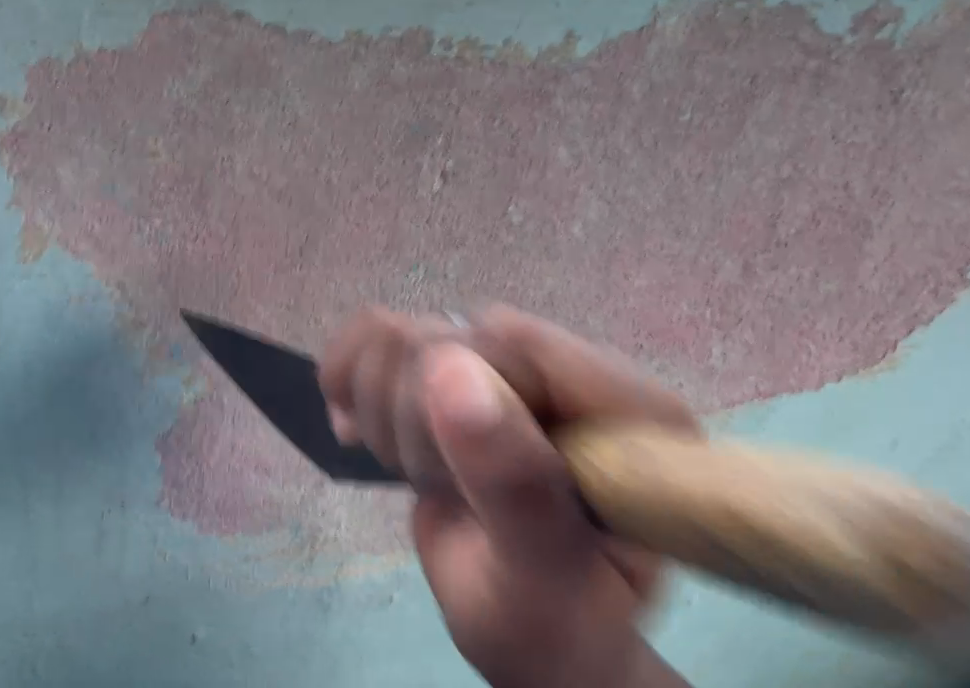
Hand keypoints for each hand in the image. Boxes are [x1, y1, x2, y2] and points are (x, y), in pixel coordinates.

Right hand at [319, 304, 699, 687]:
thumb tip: (449, 367)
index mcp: (623, 407)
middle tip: (440, 489)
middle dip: (415, 422)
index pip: (511, 339)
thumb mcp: (540, 573)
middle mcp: (563, 370)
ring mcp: (503, 365)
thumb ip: (510, 480)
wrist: (529, 635)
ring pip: (396, 334)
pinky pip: (371, 335)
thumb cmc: (551, 621)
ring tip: (417, 472)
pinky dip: (345, 380)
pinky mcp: (452, 369)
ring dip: (380, 412)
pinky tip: (357, 432)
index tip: (450, 471)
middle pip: (442, 336)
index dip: (456, 397)